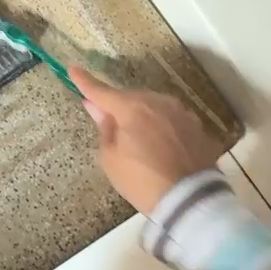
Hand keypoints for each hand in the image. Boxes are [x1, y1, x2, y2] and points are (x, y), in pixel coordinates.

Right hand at [72, 67, 223, 214]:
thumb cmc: (142, 181)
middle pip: (130, 99)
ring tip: (139, 140)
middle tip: (110, 123)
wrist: (191, 201)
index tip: (73, 69)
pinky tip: (162, 145)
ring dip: (142, 115)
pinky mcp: (197, 127)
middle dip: (118, 107)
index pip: (101, 91)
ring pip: (153, 107)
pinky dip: (162, 126)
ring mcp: (181, 113)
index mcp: (132, 108)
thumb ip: (105, 128)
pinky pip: (171, 119)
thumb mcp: (111, 159)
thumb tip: (97, 108)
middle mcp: (158, 102)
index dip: (85, 81)